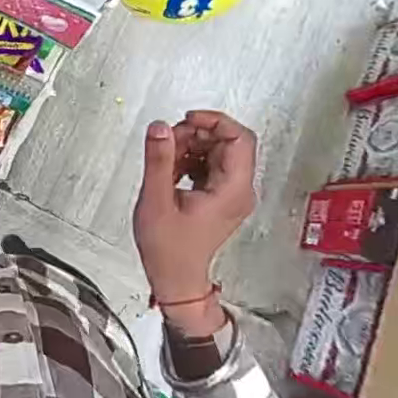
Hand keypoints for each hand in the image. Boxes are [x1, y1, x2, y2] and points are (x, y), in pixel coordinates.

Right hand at [133, 110, 257, 335]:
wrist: (174, 279)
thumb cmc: (169, 251)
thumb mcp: (157, 201)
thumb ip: (159, 160)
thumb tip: (160, 127)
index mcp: (233, 190)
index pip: (239, 138)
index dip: (214, 121)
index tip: (188, 118)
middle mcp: (239, 190)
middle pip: (227, 142)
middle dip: (195, 135)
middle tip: (168, 142)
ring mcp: (231, 194)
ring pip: (217, 152)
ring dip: (190, 147)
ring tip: (165, 160)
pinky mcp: (220, 196)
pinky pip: (210, 165)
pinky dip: (190, 161)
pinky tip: (170, 172)